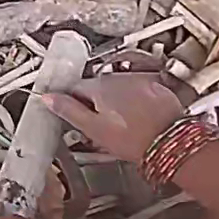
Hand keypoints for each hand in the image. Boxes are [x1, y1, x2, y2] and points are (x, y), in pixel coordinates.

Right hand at [41, 73, 187, 162]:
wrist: (169, 142)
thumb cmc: (133, 139)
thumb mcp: (93, 128)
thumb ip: (69, 110)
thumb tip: (48, 98)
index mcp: (100, 86)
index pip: (75, 88)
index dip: (71, 103)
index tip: (74, 117)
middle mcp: (119, 77)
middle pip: (97, 87)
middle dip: (94, 104)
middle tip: (96, 127)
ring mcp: (139, 80)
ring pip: (117, 89)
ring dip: (113, 103)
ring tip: (118, 127)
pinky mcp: (156, 87)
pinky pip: (137, 92)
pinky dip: (133, 103)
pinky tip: (136, 121)